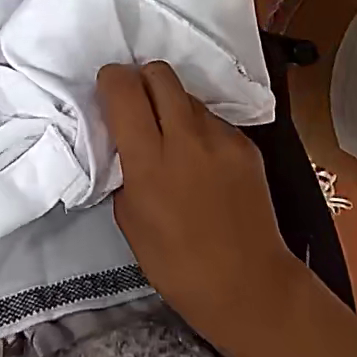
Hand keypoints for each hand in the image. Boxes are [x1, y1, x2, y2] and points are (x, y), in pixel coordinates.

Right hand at [98, 62, 305, 342]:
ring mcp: (222, 137)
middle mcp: (187, 138)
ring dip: (173, 106)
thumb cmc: (177, 265)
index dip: (112, 79)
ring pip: (188, 97)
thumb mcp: (131, 220)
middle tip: (137, 101)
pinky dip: (201, 130)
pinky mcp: (246, 143)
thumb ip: (126, 171)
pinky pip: (214, 121)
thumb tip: (126, 141)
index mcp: (150, 161)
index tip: (108, 85)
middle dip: (143, 79)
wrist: (247, 282)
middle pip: (161, 74)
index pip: (126, 92)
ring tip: (173, 140)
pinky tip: (203, 162)